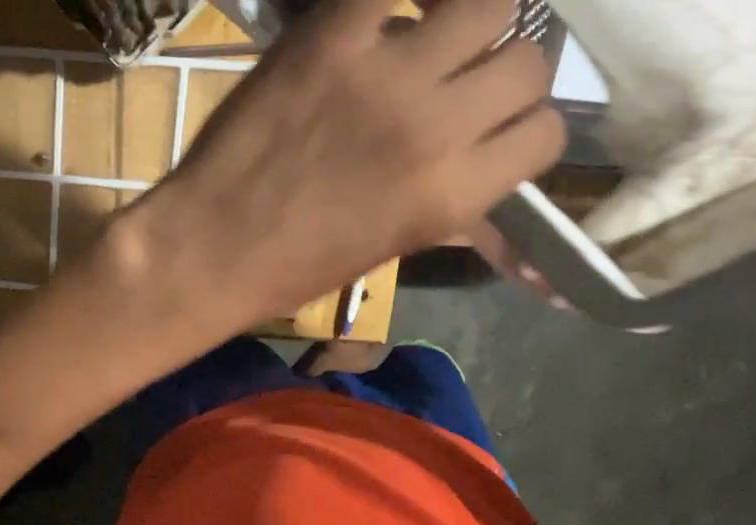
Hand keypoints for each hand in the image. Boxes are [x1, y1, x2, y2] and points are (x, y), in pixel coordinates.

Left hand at [131, 0, 564, 334]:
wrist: (209, 249)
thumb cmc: (293, 267)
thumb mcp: (389, 247)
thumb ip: (449, 204)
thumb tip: (489, 181)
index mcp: (452, 196)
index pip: (546, 134)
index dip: (525, 128)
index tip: (496, 126)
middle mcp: (437, 129)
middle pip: (529, 63)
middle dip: (503, 72)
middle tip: (462, 79)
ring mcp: (387, 74)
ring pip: (490, 3)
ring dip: (470, 19)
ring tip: (431, 37)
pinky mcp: (333, 35)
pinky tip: (388, 13)